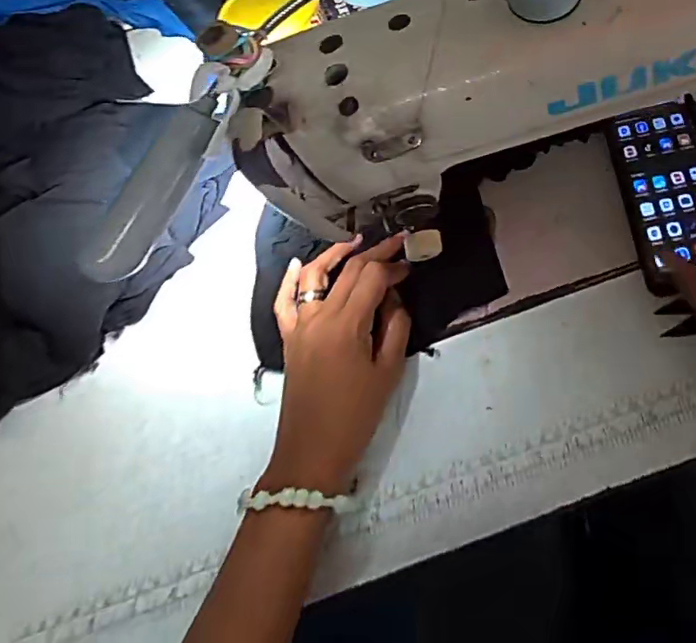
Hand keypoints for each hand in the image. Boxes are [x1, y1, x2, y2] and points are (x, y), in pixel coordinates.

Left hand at [263, 233, 412, 494]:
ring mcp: (299, 327)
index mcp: (346, 325)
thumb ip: (396, 326)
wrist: (311, 453)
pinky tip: (302, 264)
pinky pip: (285, 301)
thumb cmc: (356, 415)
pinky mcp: (289, 338)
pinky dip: (292, 279)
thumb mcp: (388, 370)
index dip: (393, 266)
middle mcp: (319, 318)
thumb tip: (394, 297)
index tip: (411, 266)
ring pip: (314, 277)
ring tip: (356, 242)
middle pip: (348, 271)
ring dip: (335, 255)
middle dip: (375, 253)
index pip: (371, 278)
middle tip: (398, 243)